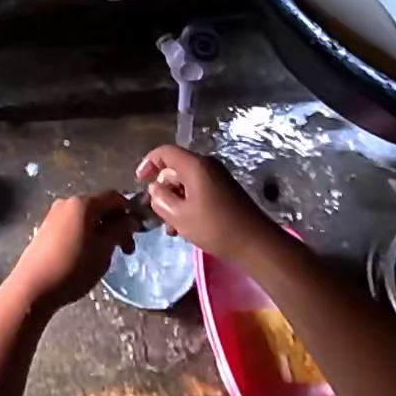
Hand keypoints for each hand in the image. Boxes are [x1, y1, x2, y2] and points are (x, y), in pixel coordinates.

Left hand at [4, 192, 134, 313]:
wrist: (33, 287)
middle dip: (116, 224)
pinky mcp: (46, 228)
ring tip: (106, 255)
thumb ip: (120, 230)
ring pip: (86, 217)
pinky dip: (86, 234)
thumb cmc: (73, 267)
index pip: (114, 197)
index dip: (130, 211)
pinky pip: (73, 224)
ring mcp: (54, 214)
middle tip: (126, 249)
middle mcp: (67, 202)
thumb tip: (131, 219)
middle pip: (100, 206)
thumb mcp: (103, 250)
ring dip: (101, 231)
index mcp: (83, 203)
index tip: (139, 231)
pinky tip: (87, 254)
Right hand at [137, 145, 276, 261]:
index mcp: (195, 166)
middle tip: (157, 213)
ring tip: (172, 227)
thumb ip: (160, 199)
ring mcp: (218, 178)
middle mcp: (207, 166)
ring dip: (175, 201)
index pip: (165, 152)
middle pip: (175, 168)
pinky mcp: (225, 191)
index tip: (139, 182)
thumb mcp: (179, 216)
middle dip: (163, 189)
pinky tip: (186, 226)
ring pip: (186, 182)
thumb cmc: (215, 227)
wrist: (256, 243)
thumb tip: (155, 188)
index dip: (148, 163)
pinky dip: (188, 204)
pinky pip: (198, 190)